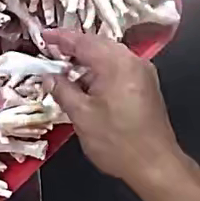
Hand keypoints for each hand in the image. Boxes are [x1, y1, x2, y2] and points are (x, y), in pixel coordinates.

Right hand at [45, 30, 193, 191]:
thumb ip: (63, 91)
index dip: (60, 38)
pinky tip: (87, 83)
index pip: (83, 41)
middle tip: (51, 51)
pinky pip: (120, 68)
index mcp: (116, 63)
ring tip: (65, 69)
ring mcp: (143, 73)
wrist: (155, 164)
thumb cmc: (117, 142)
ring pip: (110, 56)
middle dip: (74, 47)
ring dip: (88, 60)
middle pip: (99, 44)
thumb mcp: (82, 116)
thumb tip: (49, 78)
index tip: (44, 36)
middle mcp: (133, 62)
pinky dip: (101, 70)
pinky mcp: (147, 86)